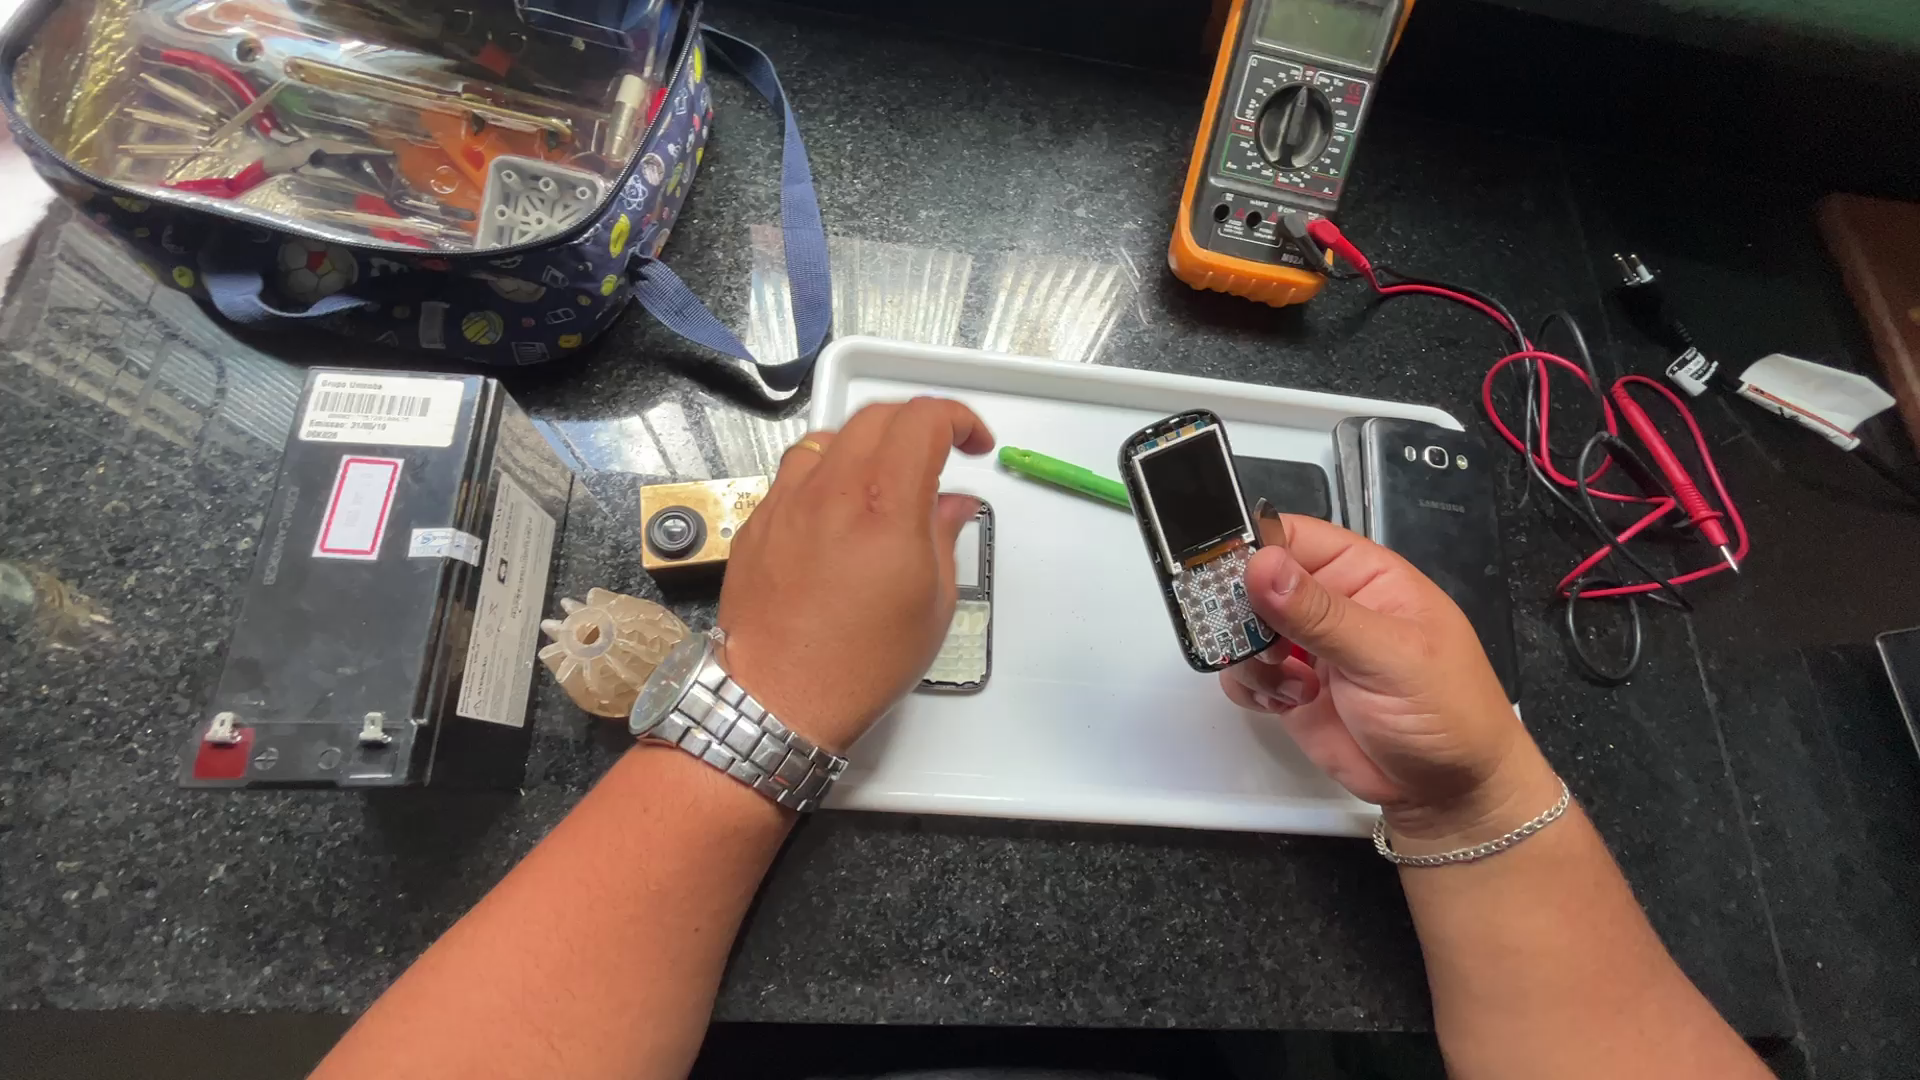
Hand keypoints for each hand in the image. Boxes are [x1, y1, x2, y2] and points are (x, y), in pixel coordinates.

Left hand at [716, 398, 993, 754]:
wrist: (779, 698)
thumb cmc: (861, 663)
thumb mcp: (932, 605)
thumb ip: (945, 537)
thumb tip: (954, 504)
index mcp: (886, 509)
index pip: (924, 420)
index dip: (959, 419)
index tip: (974, 443)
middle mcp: (833, 492)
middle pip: (878, 415)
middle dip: (919, 423)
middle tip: (939, 454)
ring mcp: (788, 502)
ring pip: (832, 435)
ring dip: (870, 443)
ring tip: (885, 479)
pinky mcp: (759, 520)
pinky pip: (796, 470)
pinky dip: (829, 470)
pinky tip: (838, 508)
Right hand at [1220, 513, 1560, 849]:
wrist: (1447, 795)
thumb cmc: (1446, 715)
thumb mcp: (1390, 657)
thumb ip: (1320, 613)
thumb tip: (1261, 565)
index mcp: (1360, 574)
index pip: (1291, 537)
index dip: (1253, 547)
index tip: (1224, 574)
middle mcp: (1324, 602)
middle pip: (1252, 581)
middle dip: (1240, 610)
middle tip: (1253, 640)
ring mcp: (1301, 644)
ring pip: (1239, 628)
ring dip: (1249, 656)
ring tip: (1289, 683)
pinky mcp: (1284, 684)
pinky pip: (1240, 670)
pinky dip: (1248, 686)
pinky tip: (1285, 702)